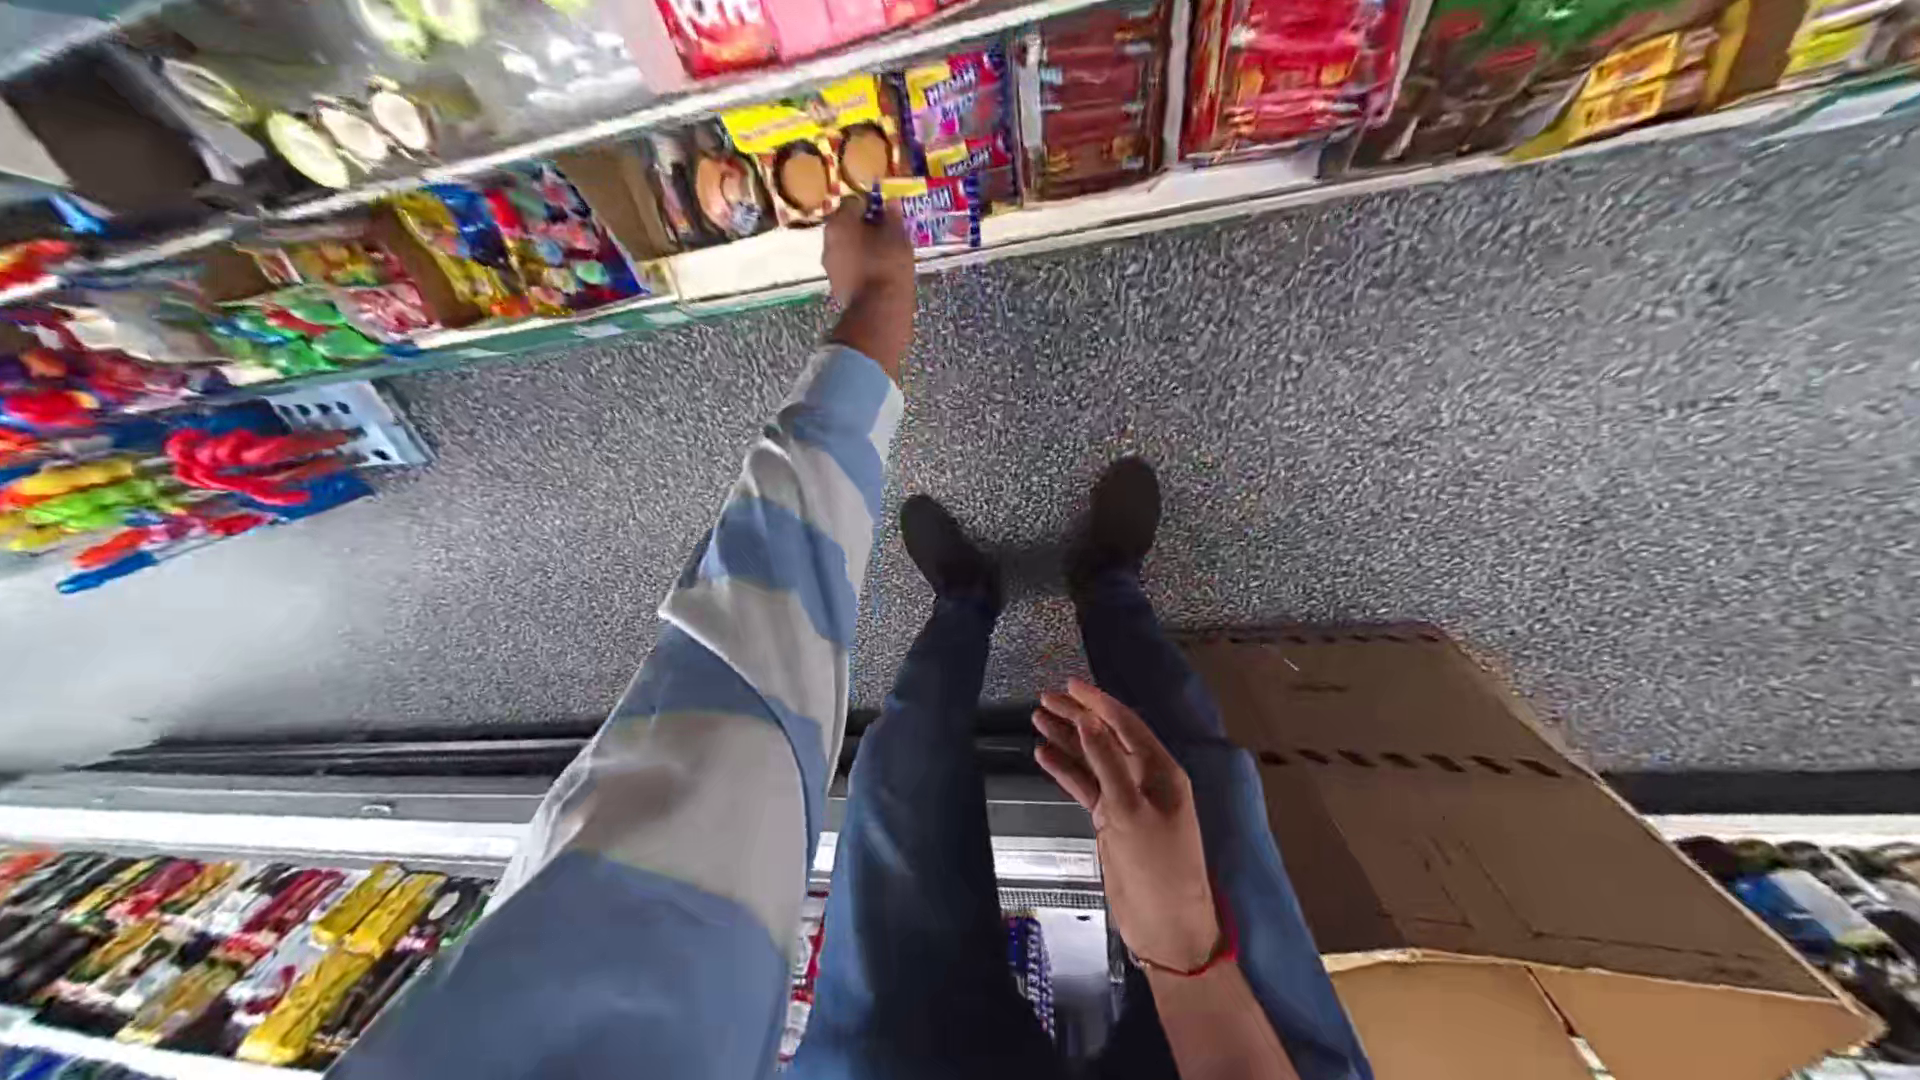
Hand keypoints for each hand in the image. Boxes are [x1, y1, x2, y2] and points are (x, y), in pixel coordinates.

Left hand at [822, 195, 913, 307]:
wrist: (879, 310)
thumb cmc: (888, 265)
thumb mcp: (897, 236)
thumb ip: (893, 216)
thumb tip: (892, 202)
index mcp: (839, 222)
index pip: (855, 201)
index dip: (872, 205)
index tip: (887, 213)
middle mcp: (827, 241)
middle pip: (847, 225)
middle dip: (864, 227)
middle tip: (885, 233)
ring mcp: (829, 266)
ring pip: (846, 248)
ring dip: (861, 247)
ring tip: (882, 255)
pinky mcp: (836, 287)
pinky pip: (848, 268)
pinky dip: (859, 266)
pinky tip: (876, 272)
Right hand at [1033, 678, 1220, 970]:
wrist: (1163, 924)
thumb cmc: (1157, 865)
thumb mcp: (1131, 811)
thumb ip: (1108, 762)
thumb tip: (1089, 719)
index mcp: (1160, 770)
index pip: (1125, 724)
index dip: (1097, 702)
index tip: (1070, 684)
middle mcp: (1143, 778)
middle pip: (1105, 737)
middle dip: (1076, 717)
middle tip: (1044, 699)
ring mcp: (1125, 798)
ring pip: (1091, 759)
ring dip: (1066, 739)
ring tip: (1038, 719)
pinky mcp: (1109, 818)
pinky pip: (1084, 785)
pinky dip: (1065, 770)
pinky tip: (1044, 755)